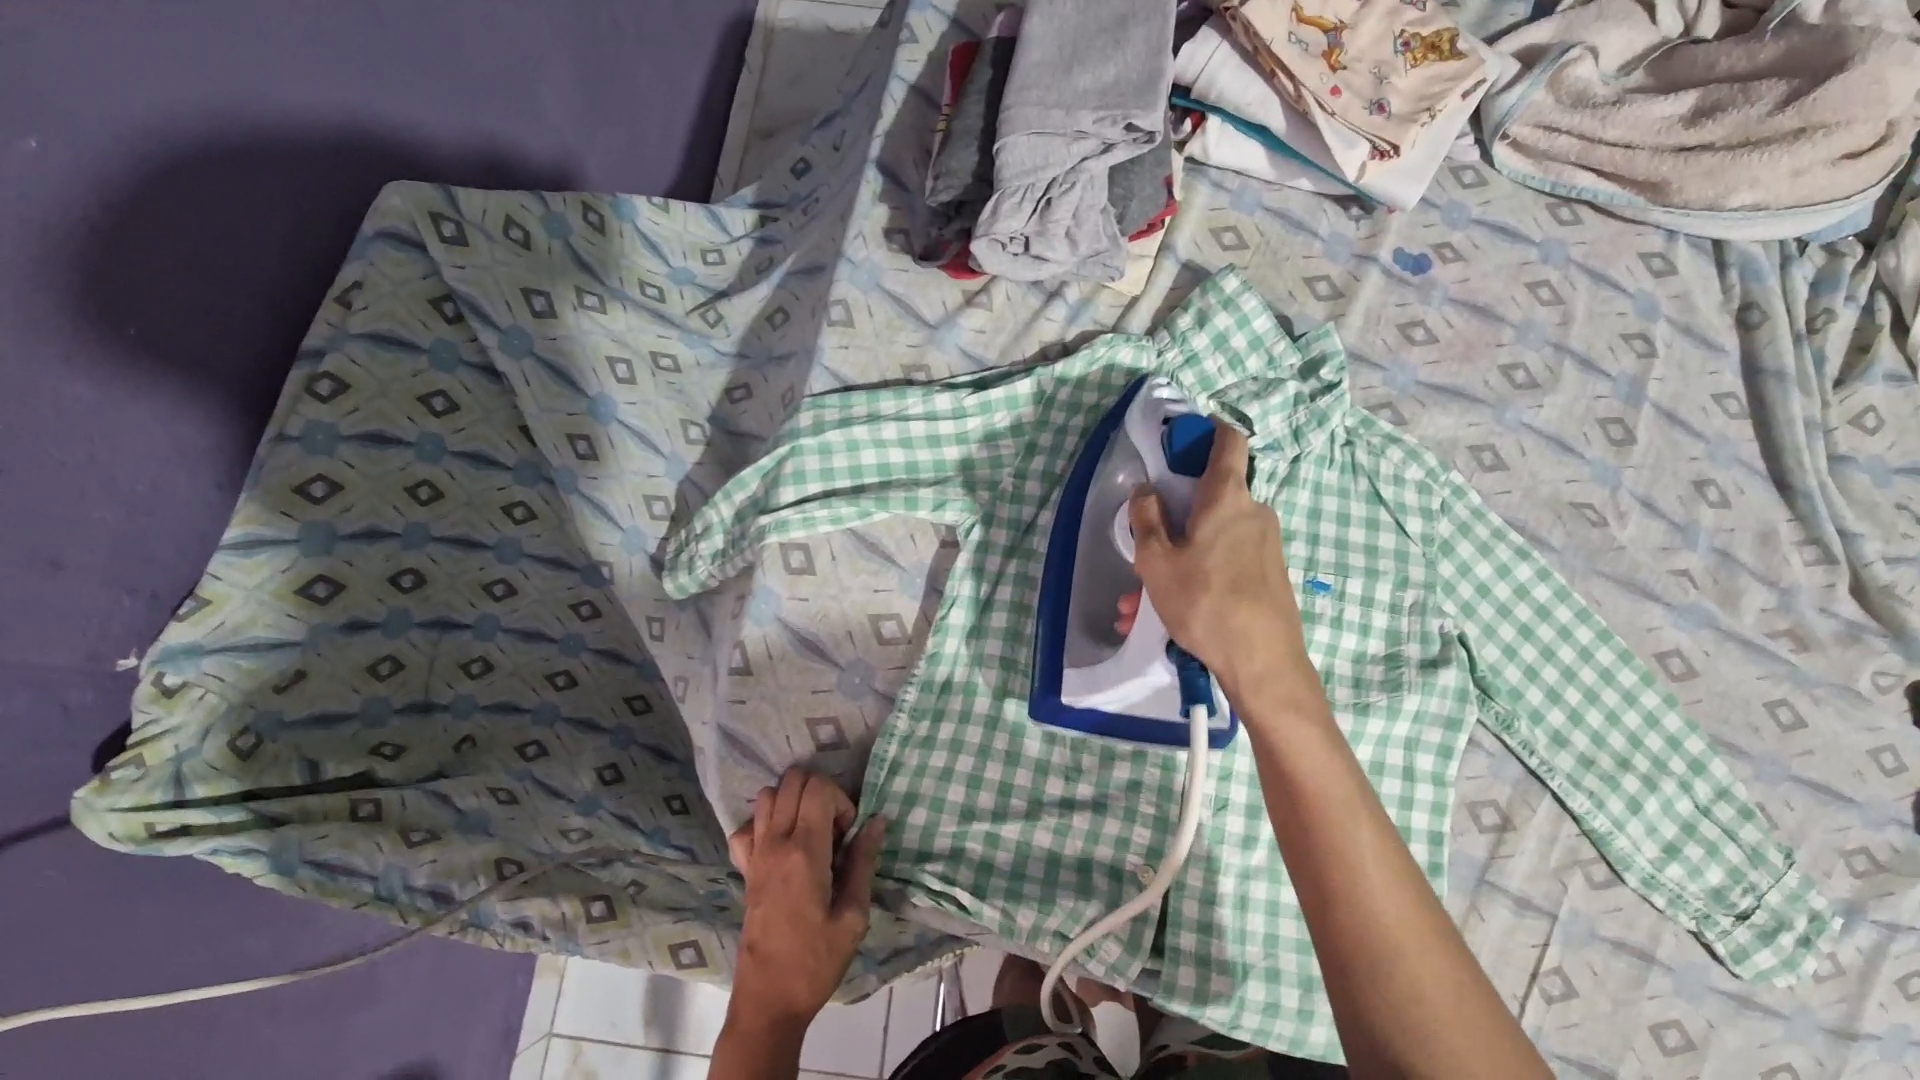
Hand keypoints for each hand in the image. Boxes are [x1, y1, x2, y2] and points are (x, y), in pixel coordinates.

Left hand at [727, 768, 887, 1027]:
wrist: (768, 998)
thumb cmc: (816, 962)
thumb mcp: (853, 916)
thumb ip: (863, 862)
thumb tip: (877, 822)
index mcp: (804, 852)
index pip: (818, 788)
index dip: (842, 800)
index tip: (850, 835)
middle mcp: (774, 843)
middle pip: (792, 781)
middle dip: (820, 793)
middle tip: (835, 831)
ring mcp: (755, 854)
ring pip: (768, 795)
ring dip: (793, 802)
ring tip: (812, 834)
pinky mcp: (744, 869)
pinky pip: (748, 826)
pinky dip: (765, 823)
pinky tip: (783, 847)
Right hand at [1127, 421, 1312, 701]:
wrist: (1264, 662)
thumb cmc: (1206, 602)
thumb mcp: (1158, 562)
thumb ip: (1147, 520)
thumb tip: (1146, 490)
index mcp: (1227, 497)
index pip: (1228, 441)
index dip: (1206, 431)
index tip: (1181, 439)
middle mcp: (1253, 512)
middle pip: (1209, 500)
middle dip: (1171, 521)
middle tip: (1141, 551)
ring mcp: (1265, 544)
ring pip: (1210, 540)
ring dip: (1175, 562)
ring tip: (1138, 605)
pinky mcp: (1269, 573)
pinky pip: (1223, 564)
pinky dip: (1195, 579)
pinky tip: (1166, 617)